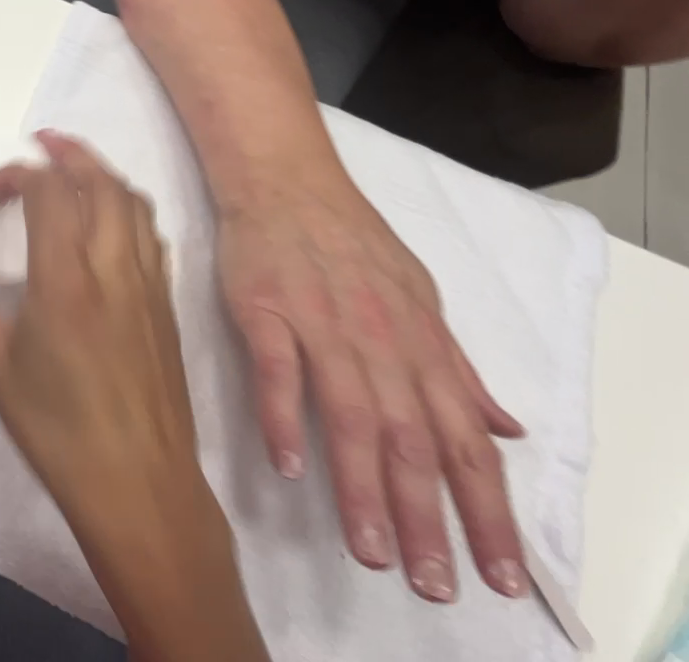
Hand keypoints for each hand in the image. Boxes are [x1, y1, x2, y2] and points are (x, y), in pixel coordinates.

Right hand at [0, 133, 268, 660]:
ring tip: (70, 167)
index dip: (15, 175)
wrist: (140, 484)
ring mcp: (149, 285)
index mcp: (65, 281)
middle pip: (101, 182)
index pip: (49, 193)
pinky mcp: (167, 305)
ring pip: (134, 202)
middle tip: (37, 142)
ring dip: (101, 172)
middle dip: (68, 152)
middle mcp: (113, 270)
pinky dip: (126, 206)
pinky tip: (105, 222)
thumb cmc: (53, 427)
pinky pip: (151, 233)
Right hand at [219, 180, 527, 602]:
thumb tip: (505, 429)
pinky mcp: (264, 311)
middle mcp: (382, 344)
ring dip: (363, 488)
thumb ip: (455, 368)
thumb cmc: (348, 239)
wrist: (285, 183)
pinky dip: (284, 418)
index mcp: (421, 346)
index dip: (487, 511)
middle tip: (435, 586)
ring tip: (371, 550)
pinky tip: (287, 465)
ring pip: (352, 417)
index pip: (464, 442)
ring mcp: (321, 326)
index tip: (501, 576)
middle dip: (429, 519)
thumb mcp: (421, 299)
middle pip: (412, 442)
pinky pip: (277, 370)